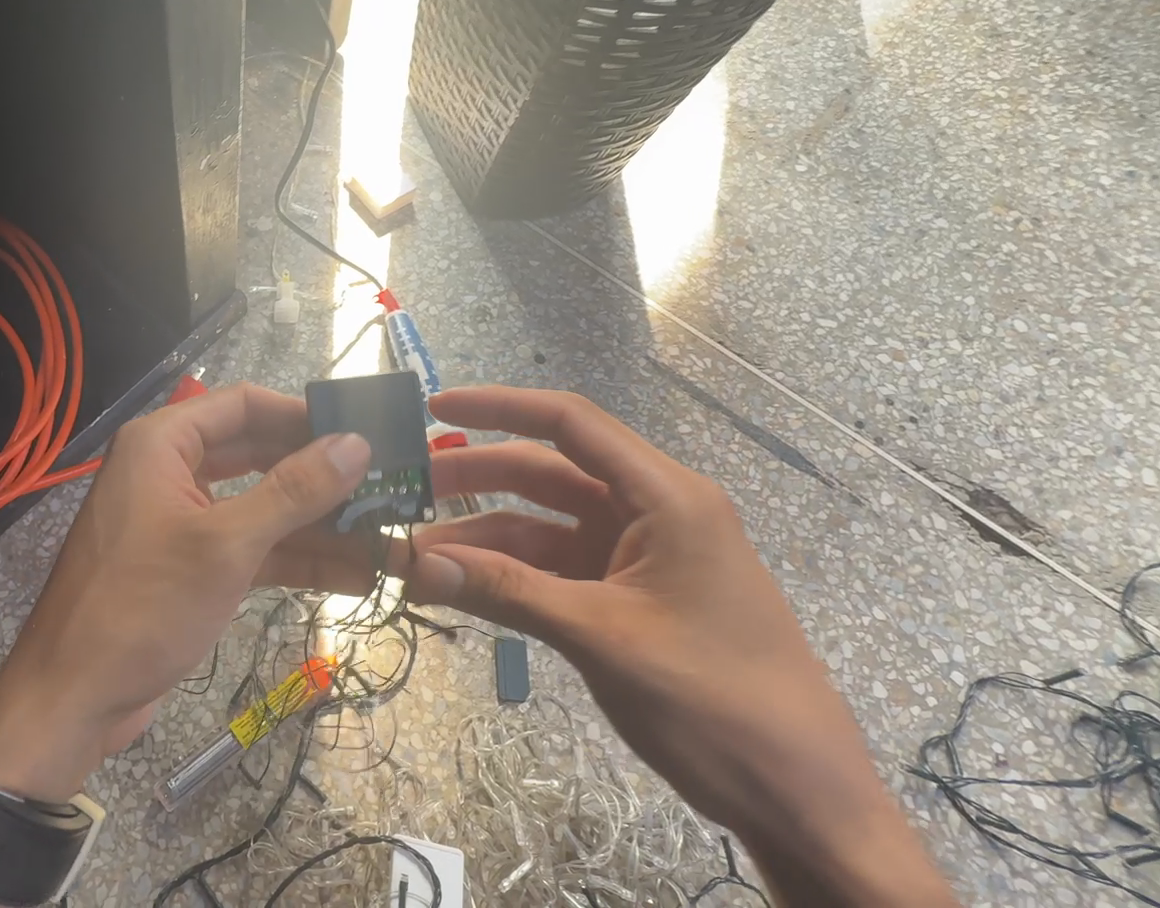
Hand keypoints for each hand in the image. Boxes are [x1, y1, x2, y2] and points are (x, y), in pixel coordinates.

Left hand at [0, 383, 370, 801]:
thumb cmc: (142, 606)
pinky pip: (248, 548)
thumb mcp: (224, 545)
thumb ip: (293, 491)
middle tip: (383, 485)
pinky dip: (293, 559)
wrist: (72, 699)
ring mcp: (180, 521)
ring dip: (315, 523)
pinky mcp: (188, 567)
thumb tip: (355, 444)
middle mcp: (168, 471)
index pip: (243, 405)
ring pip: (258, 507)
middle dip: (317, 474)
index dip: (303, 415)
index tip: (362, 432)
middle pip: (256, 454)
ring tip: (384, 536)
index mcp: (162, 443)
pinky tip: (353, 575)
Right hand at [379, 387, 955, 906]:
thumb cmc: (715, 703)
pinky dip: (506, 574)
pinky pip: (553, 570)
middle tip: (406, 492)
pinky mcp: (627, 597)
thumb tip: (411, 562)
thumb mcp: (602, 638)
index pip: (571, 424)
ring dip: (481, 537)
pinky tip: (458, 585)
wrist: (800, 799)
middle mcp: (651, 513)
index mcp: (666, 498)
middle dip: (475, 479)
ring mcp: (637, 557)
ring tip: (415, 554)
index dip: (498, 407)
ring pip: (543, 526)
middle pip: (547, 473)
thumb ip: (506, 593)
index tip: (432, 409)